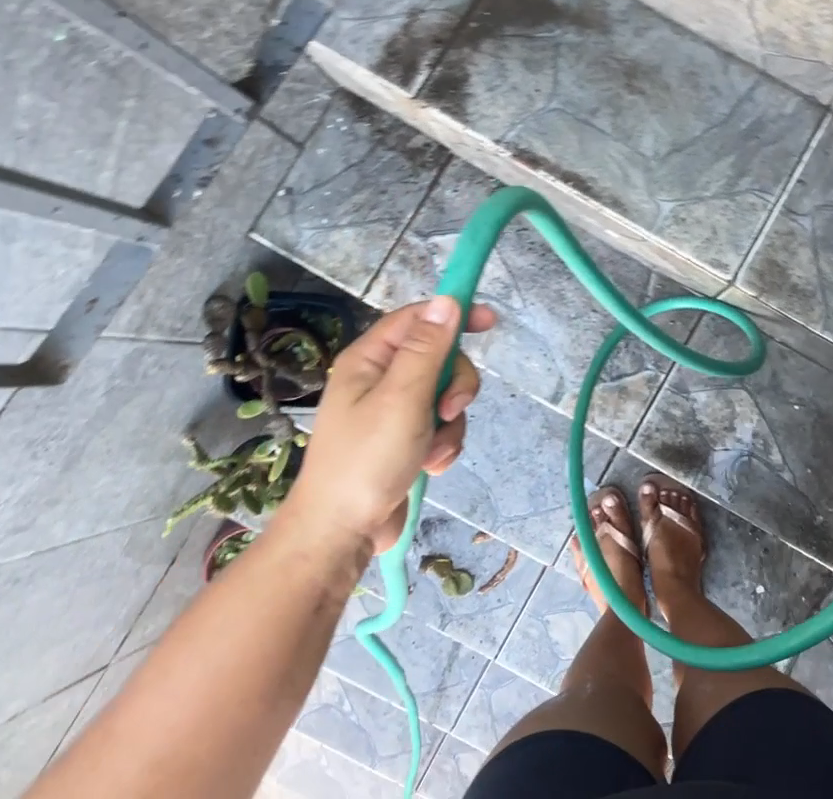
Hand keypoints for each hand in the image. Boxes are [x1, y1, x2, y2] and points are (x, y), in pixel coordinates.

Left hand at [286, 296, 497, 553]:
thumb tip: (447, 300)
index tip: (490, 322)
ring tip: (431, 451)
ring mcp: (392, 413)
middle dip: (454, 386)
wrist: (342, 532)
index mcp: (369, 360)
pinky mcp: (403, 442)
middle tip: (449, 409)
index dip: (453, 315)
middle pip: (439, 360)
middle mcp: (379, 381)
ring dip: (449, 424)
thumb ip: (428, 349)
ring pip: (445, 397)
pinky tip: (428, 466)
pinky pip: (440, 428)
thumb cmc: (366, 460)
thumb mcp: (403, 398)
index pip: (417, 320)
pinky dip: (442, 445)